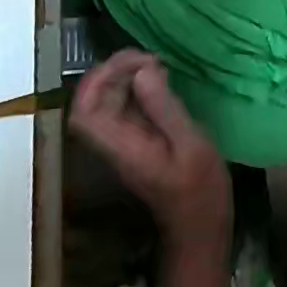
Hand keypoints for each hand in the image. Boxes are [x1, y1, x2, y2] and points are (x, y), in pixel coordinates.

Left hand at [71, 50, 231, 246]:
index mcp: (122, 146)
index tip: (132, 60)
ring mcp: (125, 146)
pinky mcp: (138, 145)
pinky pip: (126, 111)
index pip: (85, 111)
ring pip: (108, 105)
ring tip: (156, 62)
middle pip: (93, 104)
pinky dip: (137, 90)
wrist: (201, 230)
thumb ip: (164, 108)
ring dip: (124, 79)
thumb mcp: (190, 144)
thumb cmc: (200, 190)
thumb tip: (143, 72)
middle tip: (149, 56)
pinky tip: (161, 81)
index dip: (98, 79)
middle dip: (113, 72)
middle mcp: (115, 145)